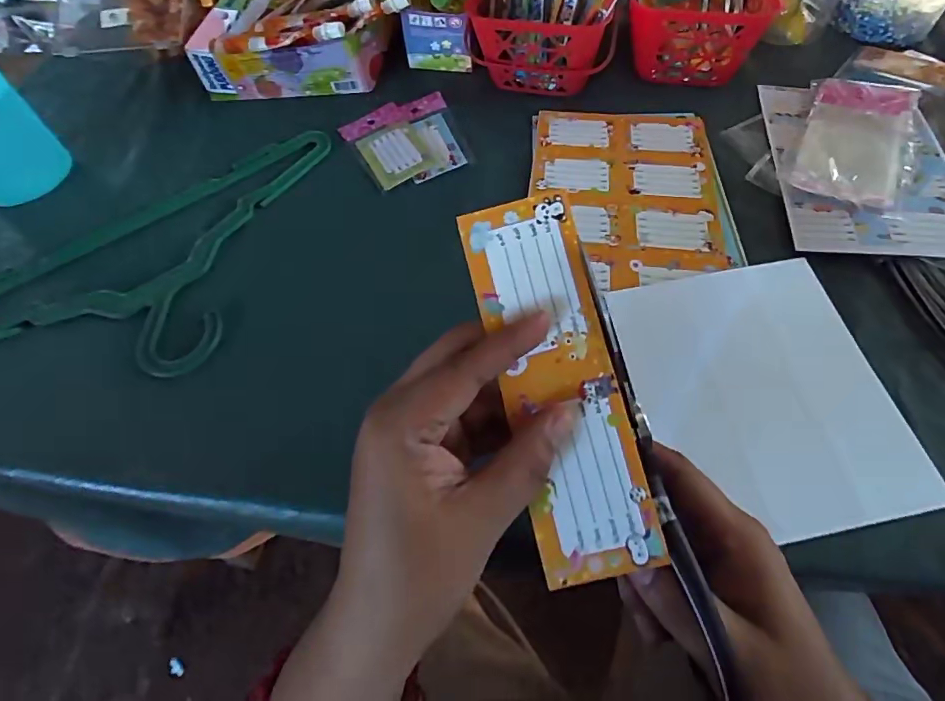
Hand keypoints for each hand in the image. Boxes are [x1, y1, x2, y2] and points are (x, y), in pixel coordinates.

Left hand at [273, 315, 577, 699]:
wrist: (374, 631)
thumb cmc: (421, 574)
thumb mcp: (482, 516)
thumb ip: (527, 458)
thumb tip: (571, 410)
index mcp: (401, 422)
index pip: (464, 366)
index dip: (509, 340)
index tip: (548, 314)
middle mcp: (397, 412)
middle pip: (454, 360)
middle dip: (502, 346)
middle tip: (550, 333)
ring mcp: (405, 430)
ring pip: (461, 387)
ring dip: (504, 385)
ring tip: (553, 375)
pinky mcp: (416, 449)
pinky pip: (461, 416)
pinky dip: (495, 416)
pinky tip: (533, 419)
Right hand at [621, 447, 864, 700]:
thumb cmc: (786, 675)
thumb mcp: (730, 644)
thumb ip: (679, 606)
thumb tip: (630, 563)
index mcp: (737, 535)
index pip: (684, 477)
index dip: (646, 458)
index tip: (604, 454)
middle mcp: (727, 537)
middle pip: (665, 513)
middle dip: (636, 541)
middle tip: (618, 579)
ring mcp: (722, 561)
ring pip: (664, 547)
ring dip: (645, 581)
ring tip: (648, 627)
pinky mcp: (717, 586)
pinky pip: (674, 574)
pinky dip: (657, 598)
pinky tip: (658, 635)